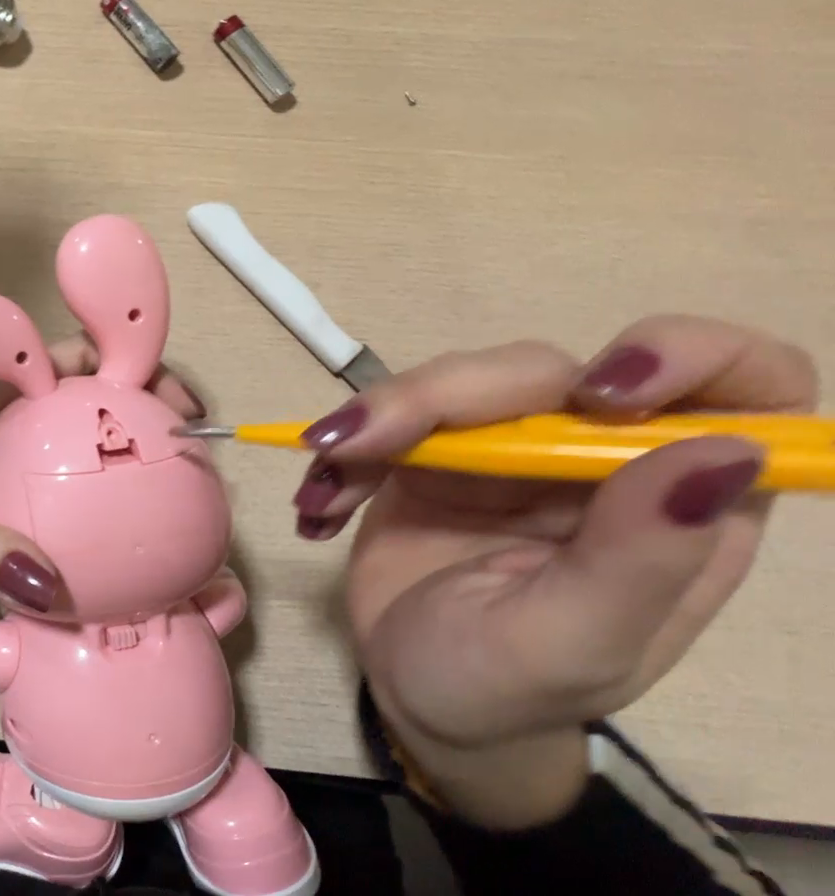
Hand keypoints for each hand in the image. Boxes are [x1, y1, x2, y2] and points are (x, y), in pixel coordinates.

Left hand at [0, 336, 200, 612]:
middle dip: (137, 413)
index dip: (136, 370)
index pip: (78, 356)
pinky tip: (98, 525)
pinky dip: (78, 481)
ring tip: (159, 493)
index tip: (180, 410)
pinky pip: (47, 464)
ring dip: (112, 447)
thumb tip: (51, 589)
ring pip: (68, 429)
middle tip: (182, 459)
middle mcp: (1, 400)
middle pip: (86, 391)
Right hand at [291, 316, 815, 828]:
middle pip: (540, 373)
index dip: (685, 356)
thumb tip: (724, 450)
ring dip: (371, 424)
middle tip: (361, 445)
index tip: (597, 393)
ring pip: (450, 385)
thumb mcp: (572, 640)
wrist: (413, 698)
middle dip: (442, 397)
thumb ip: (641, 554)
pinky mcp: (429, 457)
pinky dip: (337, 460)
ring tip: (323, 494)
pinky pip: (381, 420)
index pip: (737, 387)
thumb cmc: (506, 688)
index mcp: (672, 504)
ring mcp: (504, 454)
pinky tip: (318, 512)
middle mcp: (593, 461)